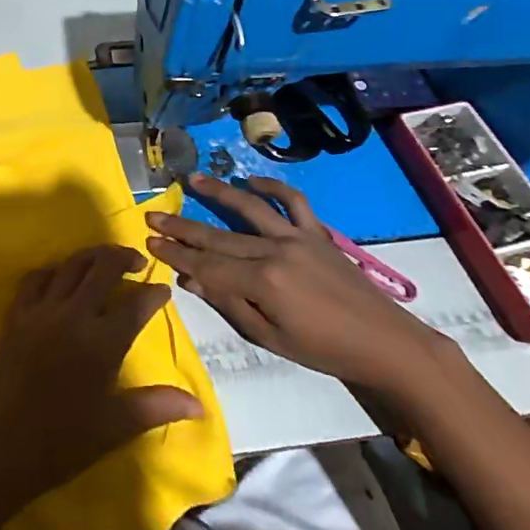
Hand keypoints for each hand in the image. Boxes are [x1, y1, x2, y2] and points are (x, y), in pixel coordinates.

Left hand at [0, 245, 204, 528]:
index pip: (138, 302)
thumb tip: (201, 406)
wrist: (0, 450)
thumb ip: (159, 405)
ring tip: (106, 262)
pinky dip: (55, 270)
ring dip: (94, 257)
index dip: (155, 293)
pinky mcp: (17, 316)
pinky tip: (64, 278)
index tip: (163, 293)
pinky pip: (37, 277)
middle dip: (126, 258)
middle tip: (138, 264)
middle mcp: (74, 316)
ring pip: (72, 264)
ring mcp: (43, 312)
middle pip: (105, 266)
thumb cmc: (63, 441)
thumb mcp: (117, 426)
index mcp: (103, 342)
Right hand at [145, 175, 446, 394]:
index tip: (150, 240)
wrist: (379, 338)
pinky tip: (250, 182)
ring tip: (193, 180)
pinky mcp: (317, 231)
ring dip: (219, 194)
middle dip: (184, 227)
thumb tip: (192, 280)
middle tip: (154, 216)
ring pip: (250, 209)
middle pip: (220, 237)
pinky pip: (293, 201)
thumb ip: (230, 304)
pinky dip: (271, 187)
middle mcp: (275, 251)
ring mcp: (298, 236)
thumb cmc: (321, 349)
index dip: (176, 254)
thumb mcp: (269, 337)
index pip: (207, 265)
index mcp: (262, 283)